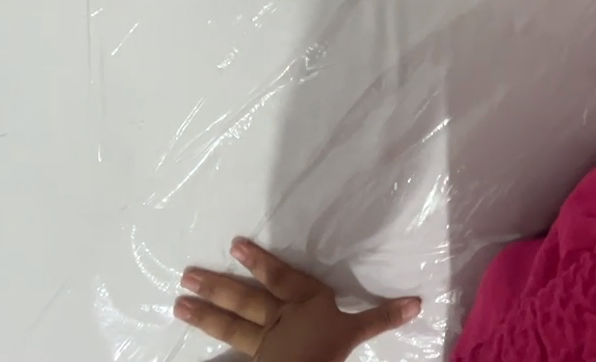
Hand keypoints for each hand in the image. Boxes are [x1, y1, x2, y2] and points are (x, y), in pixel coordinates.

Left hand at [175, 237, 420, 361]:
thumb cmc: (328, 352)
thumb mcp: (356, 333)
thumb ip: (381, 315)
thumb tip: (417, 302)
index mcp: (302, 303)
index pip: (278, 277)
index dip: (258, 261)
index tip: (235, 245)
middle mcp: (277, 318)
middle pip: (245, 300)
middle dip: (217, 287)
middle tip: (186, 275)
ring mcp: (261, 345)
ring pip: (230, 326)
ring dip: (204, 315)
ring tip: (178, 302)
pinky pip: (231, 355)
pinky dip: (215, 349)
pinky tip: (197, 343)